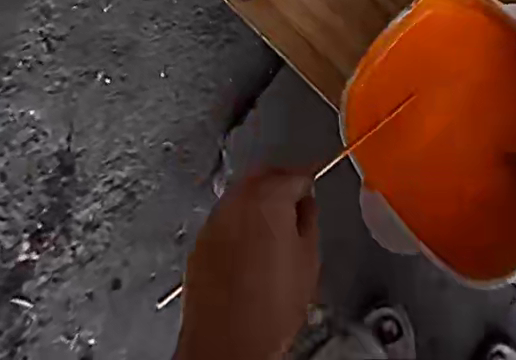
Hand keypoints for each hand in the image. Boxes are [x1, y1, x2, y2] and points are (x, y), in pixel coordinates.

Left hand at [175, 167, 319, 359]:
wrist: (226, 347)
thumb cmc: (269, 309)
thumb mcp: (308, 259)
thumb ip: (309, 220)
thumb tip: (305, 206)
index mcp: (270, 197)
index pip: (297, 173)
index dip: (310, 180)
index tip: (314, 183)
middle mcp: (239, 200)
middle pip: (265, 174)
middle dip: (282, 180)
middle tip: (296, 198)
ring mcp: (216, 219)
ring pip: (242, 193)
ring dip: (259, 199)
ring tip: (274, 224)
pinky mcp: (201, 240)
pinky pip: (226, 217)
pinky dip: (240, 221)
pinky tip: (250, 245)